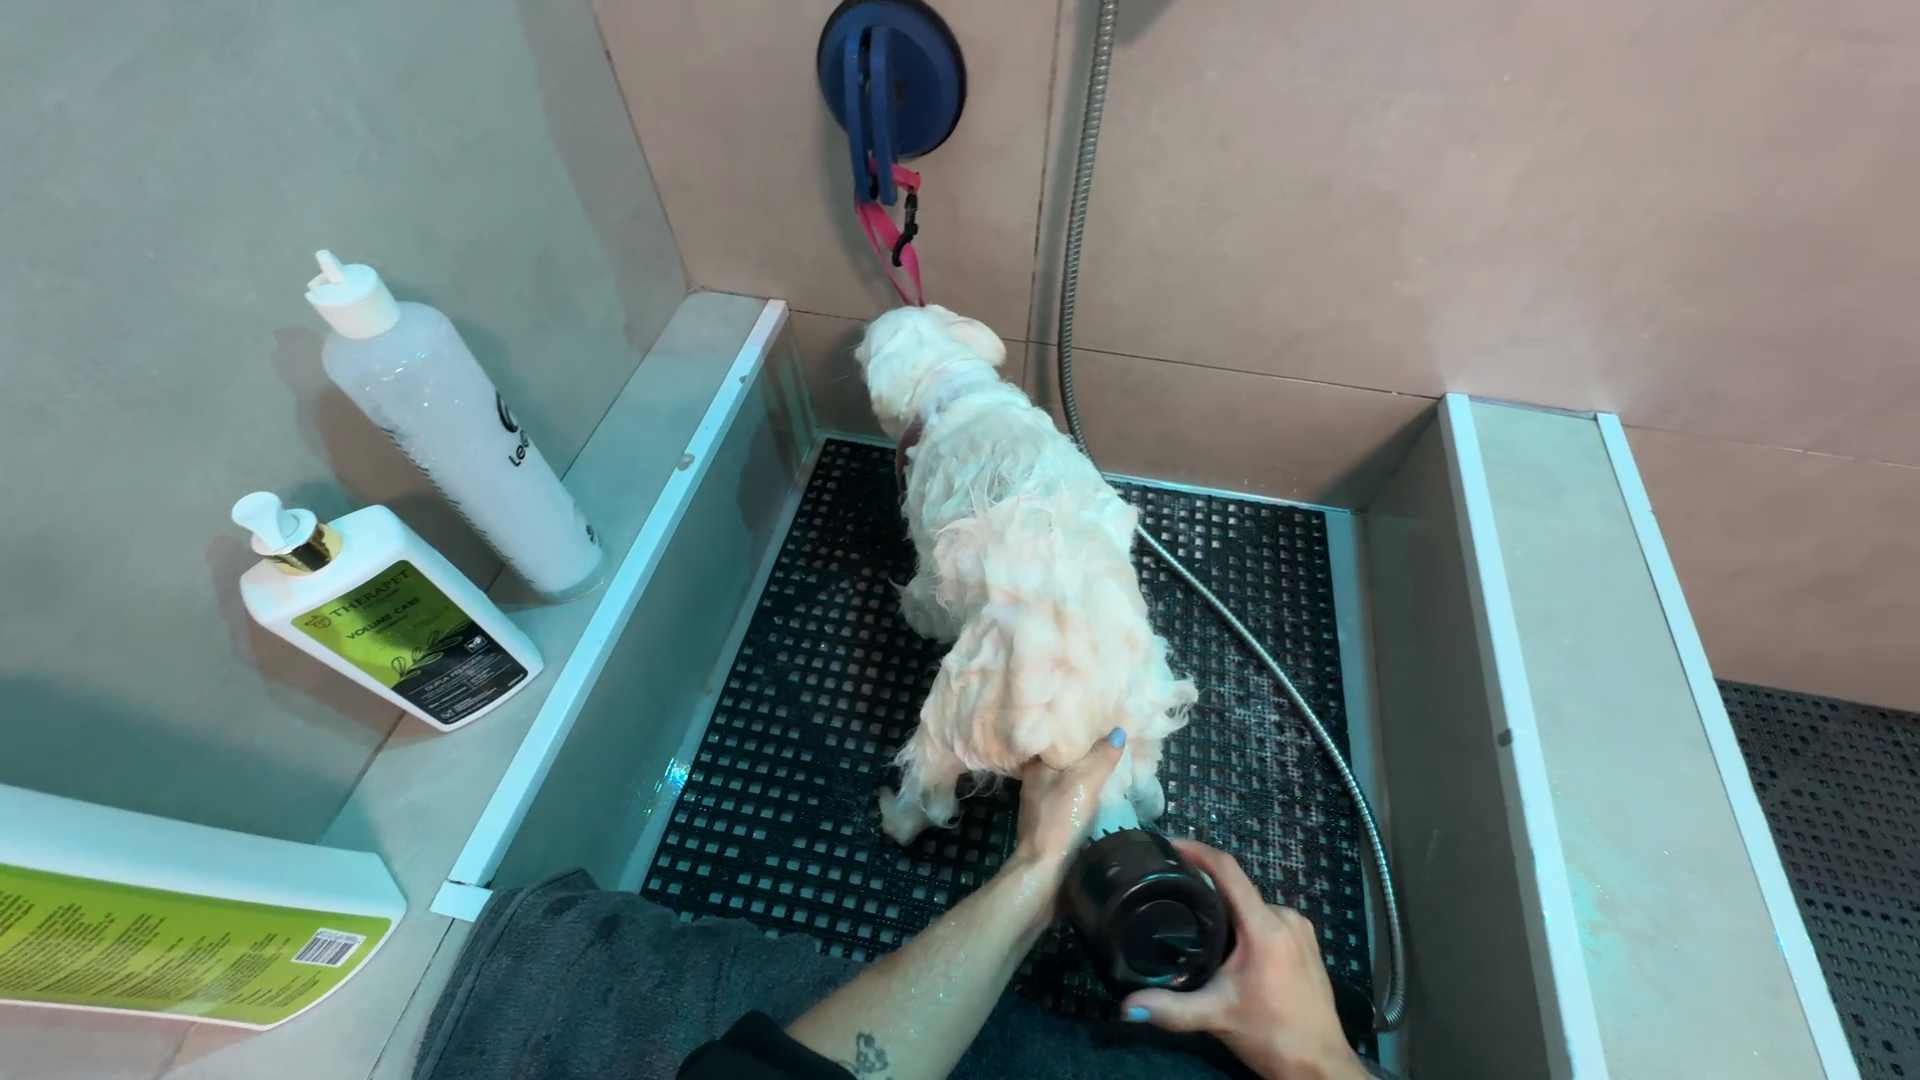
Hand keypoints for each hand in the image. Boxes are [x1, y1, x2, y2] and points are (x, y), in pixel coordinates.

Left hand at [1007, 727, 1126, 884]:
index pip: (1057, 737)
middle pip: (1064, 759)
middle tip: (1112, 741)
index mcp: (1036, 765)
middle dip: (1086, 752)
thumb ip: (1101, 757)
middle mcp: (1034, 780)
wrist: (1044, 869)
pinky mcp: (1049, 821)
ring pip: (1068, 779)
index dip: (1078, 729)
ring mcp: (1040, 802)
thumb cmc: (1060, 819)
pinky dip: (1084, 792)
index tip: (1100, 722)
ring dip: (1086, 774)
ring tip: (1111, 763)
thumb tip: (1118, 731)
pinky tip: (1100, 792)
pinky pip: (1070, 797)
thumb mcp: (1085, 782)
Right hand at [1121, 840, 1367, 1079]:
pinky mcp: (1306, 942)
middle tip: (1170, 894)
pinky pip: (1266, 917)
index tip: (1168, 844)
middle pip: (1236, 887)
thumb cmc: (1273, 1037)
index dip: (1197, 850)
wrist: (1323, 1070)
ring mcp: (1299, 928)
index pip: (1227, 869)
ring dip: (1225, 909)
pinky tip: (1227, 942)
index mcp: (1265, 926)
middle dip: (1204, 888)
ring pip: (1251, 904)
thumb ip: (1171, 1008)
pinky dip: (1244, 922)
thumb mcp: (1217, 1018)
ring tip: (1193, 920)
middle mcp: (1285, 917)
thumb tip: (1127, 1007)